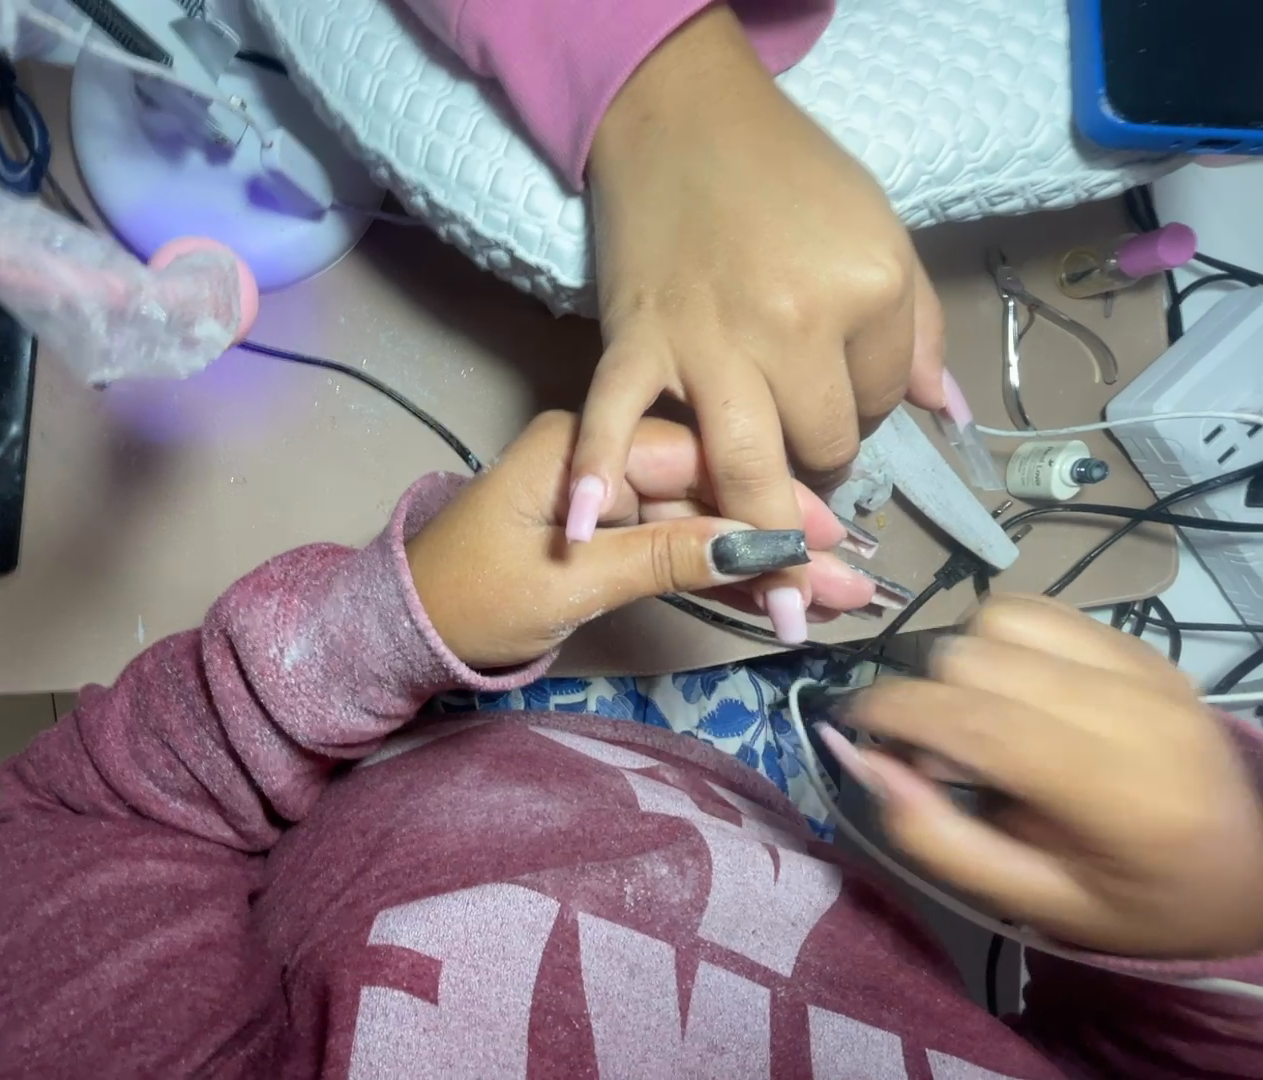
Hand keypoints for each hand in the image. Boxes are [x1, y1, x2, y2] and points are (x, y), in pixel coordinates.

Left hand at [406, 412, 878, 669]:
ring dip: (759, 565)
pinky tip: (776, 596)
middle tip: (850, 576)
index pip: (693, 461)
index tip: (824, 545)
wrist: (413, 626)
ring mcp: (607, 498)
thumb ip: (661, 557)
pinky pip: (672, 550)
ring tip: (835, 596)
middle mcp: (601, 459)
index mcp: (583, 445)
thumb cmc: (473, 598)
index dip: (761, 506)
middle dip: (775, 540)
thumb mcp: (568, 581)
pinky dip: (717, 576)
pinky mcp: (608, 535)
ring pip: (698, 527)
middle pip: (706, 494)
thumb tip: (757, 546)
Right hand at [573, 4, 947, 643]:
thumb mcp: (880, 233)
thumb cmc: (787, 176)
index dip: (861, 419)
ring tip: (769, 605)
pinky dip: (595, 472)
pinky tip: (583, 528)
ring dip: (754, 536)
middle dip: (815, 482)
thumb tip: (947, 415)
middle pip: (817, 451)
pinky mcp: (632, 345)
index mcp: (866, 290)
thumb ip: (920, 329)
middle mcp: (789, 327)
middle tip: (800, 493)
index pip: (878, 406)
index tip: (831, 406)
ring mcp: (703, 342)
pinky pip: (612, 419)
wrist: (683, 121)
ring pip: (738, 464)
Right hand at [830, 596, 1262, 958]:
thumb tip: (859, 755)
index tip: (850, 719)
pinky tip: (1009, 683)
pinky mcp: (1142, 647)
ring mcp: (1147, 669)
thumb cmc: (1127, 900)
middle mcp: (1140, 715)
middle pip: (972, 657)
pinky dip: (995, 637)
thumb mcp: (1026, 898)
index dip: (892, 709)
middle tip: (932, 746)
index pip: (977, 721)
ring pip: (996, 619)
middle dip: (924, 694)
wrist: (1248, 877)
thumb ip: (933, 835)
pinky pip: (1033, 608)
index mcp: (1123, 795)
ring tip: (974, 710)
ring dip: (959, 660)